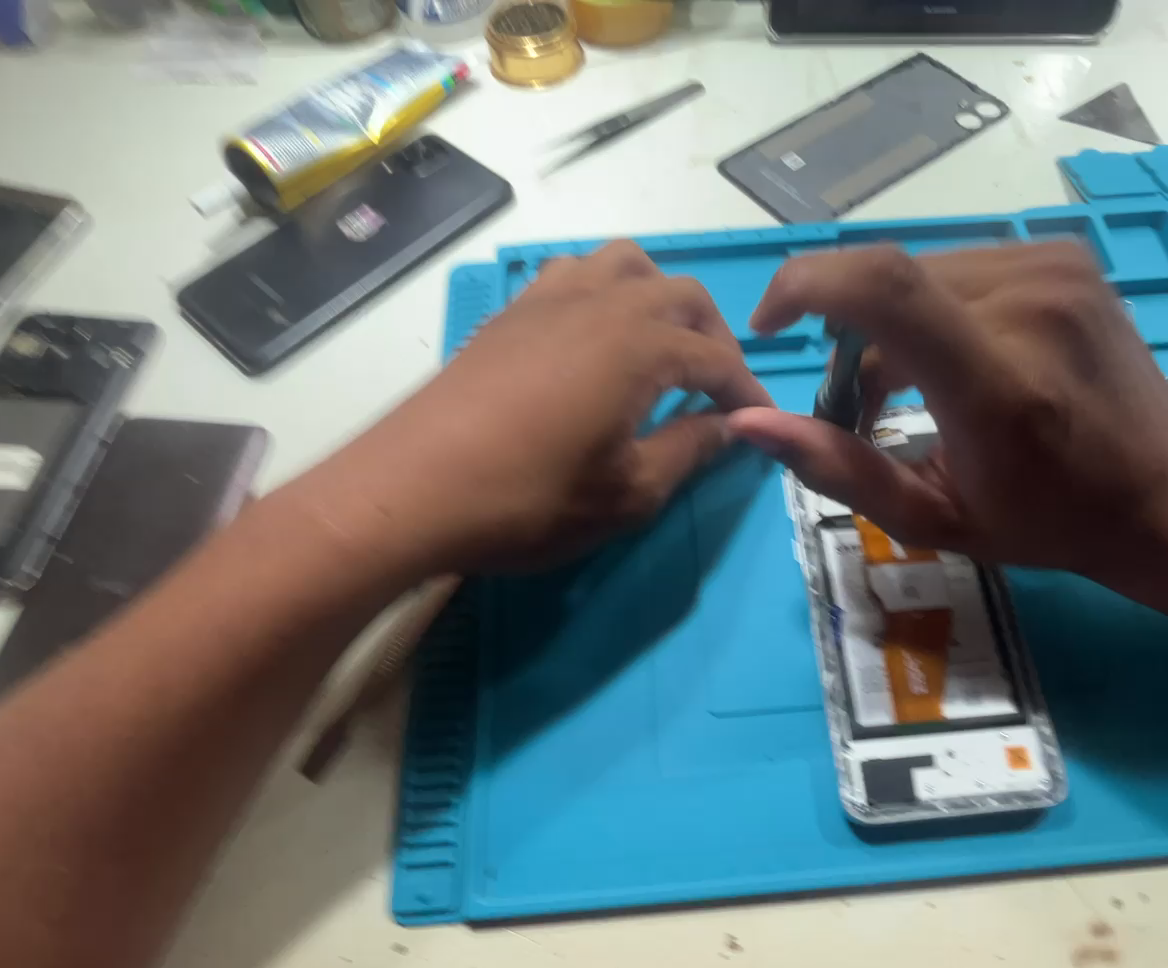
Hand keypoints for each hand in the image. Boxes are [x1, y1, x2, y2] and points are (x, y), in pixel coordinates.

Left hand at [298, 241, 772, 575]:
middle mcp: (600, 303)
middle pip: (680, 295)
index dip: (745, 390)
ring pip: (625, 266)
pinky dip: (605, 294)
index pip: (716, 356)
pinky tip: (595, 342)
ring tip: (660, 351)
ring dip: (659, 300)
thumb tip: (730, 427)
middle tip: (715, 390)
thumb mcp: (627, 493)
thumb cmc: (528, 501)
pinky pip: (573, 275)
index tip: (758, 423)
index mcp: (639, 345)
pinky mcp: (509, 315)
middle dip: (713, 337)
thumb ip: (690, 450)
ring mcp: (548, 300)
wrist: (409, 492)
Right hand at [728, 243, 1167, 582]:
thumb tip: (749, 424)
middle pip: (886, 278)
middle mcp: (1029, 300)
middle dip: (842, 332)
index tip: (769, 326)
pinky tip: (944, 363)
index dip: (804, 286)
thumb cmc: (1046, 522)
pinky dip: (926, 310)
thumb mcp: (930, 520)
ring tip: (901, 394)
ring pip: (918, 272)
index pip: (880, 287)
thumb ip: (837, 469)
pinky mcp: (1064, 257)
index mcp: (996, 380)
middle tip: (847, 403)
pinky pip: (957, 268)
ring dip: (884, 325)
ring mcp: (1055, 267)